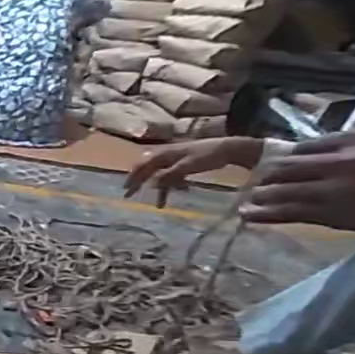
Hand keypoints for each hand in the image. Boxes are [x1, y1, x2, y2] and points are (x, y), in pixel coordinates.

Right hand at [125, 136, 263, 204]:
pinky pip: (173, 176)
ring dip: (160, 189)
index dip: (132, 177)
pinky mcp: (185, 163)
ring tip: (160, 204)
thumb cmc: (207, 156)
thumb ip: (169, 175)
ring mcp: (176, 159)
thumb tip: (152, 183)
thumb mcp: (187, 167)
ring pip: (160, 174)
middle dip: (139, 182)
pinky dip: (173, 185)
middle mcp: (167, 155)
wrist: (229, 149)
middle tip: (130, 195)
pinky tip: (181, 192)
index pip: (142, 166)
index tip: (125, 190)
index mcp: (165, 154)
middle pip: (147, 169)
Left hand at [244, 128, 354, 275]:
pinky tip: (249, 215)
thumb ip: (348, 146)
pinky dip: (266, 213)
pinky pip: (291, 212)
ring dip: (260, 196)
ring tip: (246, 203)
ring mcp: (338, 187)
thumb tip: (308, 153)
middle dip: (266, 176)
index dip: (282, 157)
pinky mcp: (334, 213)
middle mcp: (346, 159)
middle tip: (252, 185)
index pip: (305, 145)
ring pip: (284, 190)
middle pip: (287, 165)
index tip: (269, 165)